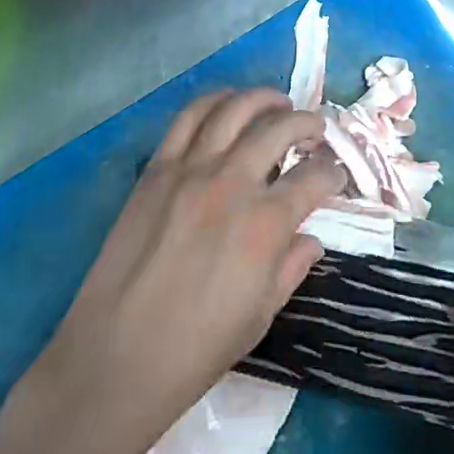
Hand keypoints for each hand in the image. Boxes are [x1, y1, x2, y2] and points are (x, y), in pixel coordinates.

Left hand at [0, 89, 345, 453]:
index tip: (335, 176)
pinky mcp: (157, 168)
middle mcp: (232, 183)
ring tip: (278, 102)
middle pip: (280, 128)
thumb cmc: (198, 345)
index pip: (313, 179)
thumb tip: (311, 239)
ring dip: (264, 98)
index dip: (332, 173)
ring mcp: (191, 169)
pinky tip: (228, 104)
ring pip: (235, 109)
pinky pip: (189, 117)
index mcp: (266, 223)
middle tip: (315, 130)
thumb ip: (292, 266)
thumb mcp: (262, 313)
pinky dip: (215, 100)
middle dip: (307, 123)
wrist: (119, 354)